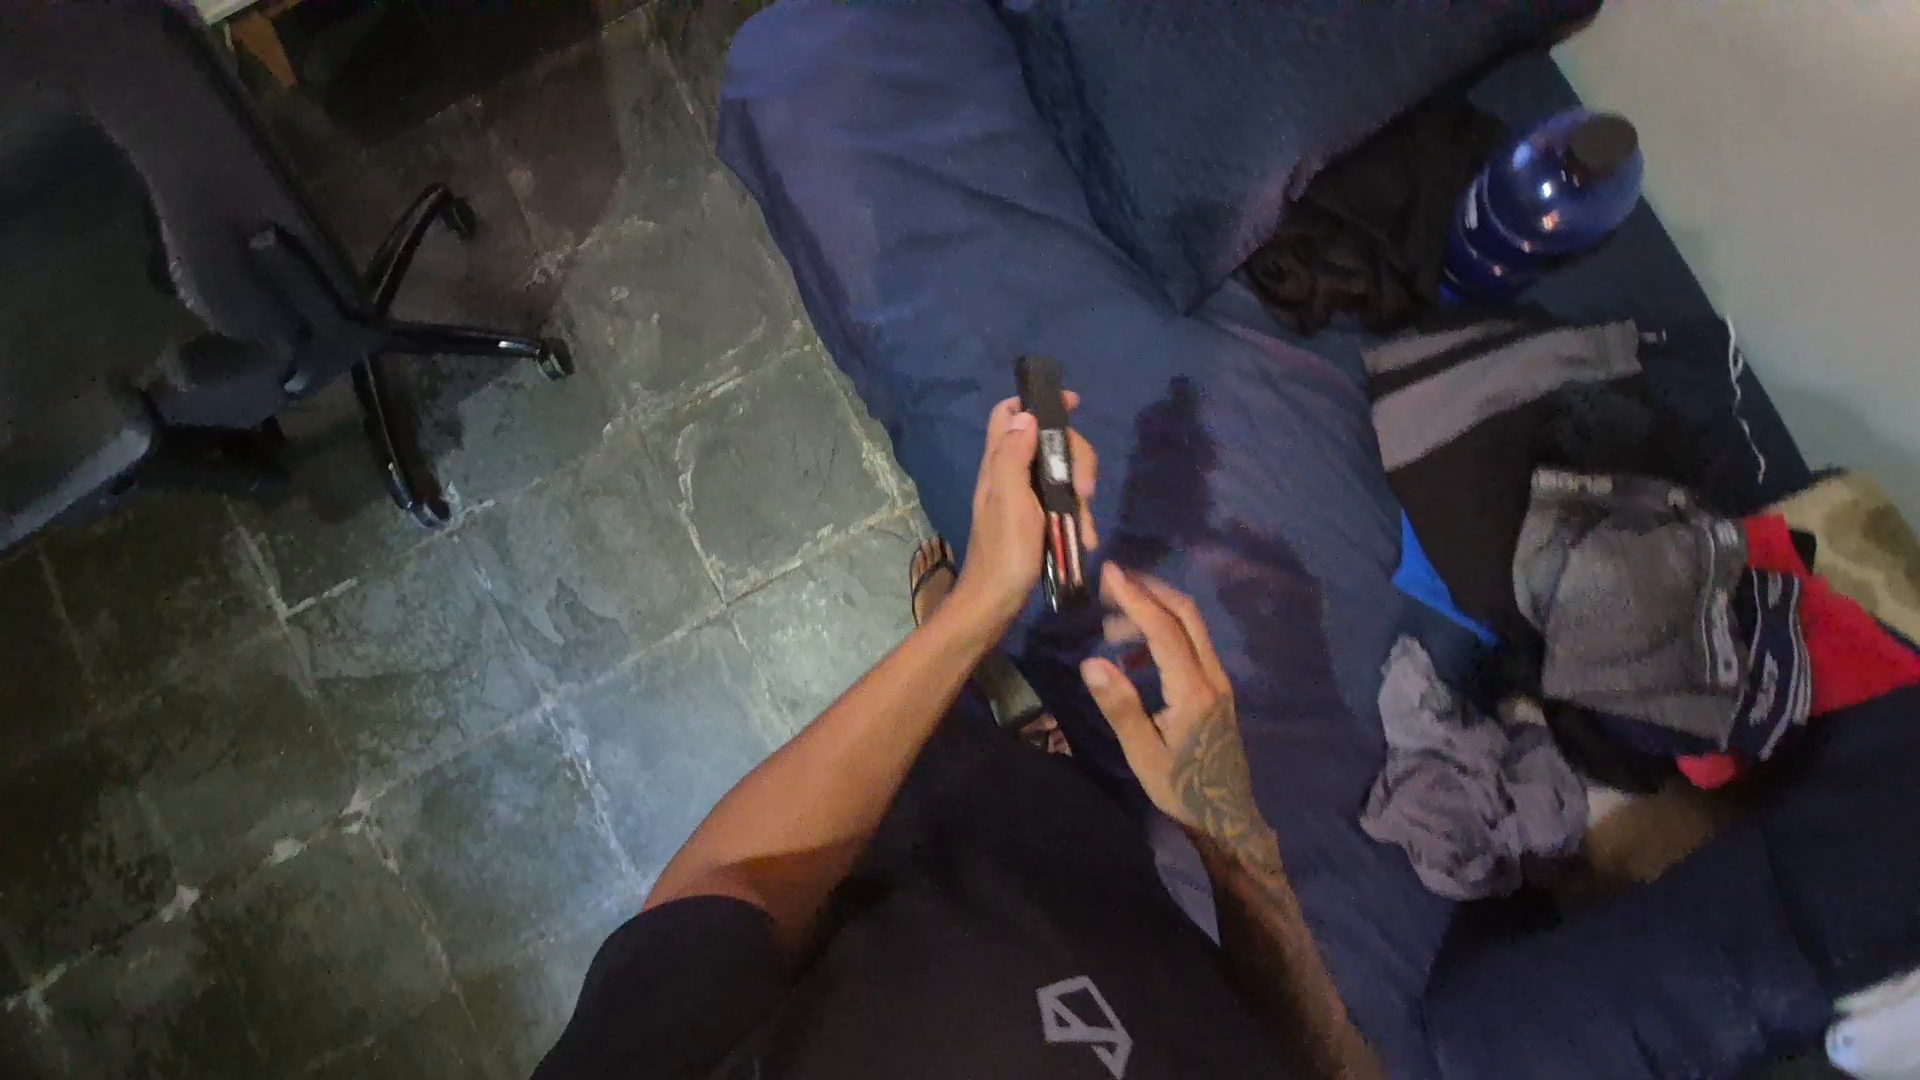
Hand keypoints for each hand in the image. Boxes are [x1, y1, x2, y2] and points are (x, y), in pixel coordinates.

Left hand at [951, 393, 1097, 628]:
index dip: (1038, 403)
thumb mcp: (1009, 499)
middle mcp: (1010, 474)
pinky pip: (1064, 505)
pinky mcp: (1037, 519)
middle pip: (1050, 442)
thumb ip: (1012, 455)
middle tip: (1086, 491)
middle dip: (1077, 459)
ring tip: (1086, 528)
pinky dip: (1078, 519)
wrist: (997, 601)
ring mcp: (1025, 497)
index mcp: (998, 463)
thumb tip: (1027, 415)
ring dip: (1081, 498)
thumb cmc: (1004, 551)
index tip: (1073, 407)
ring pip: (1063, 475)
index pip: (1009, 413)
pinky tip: (1085, 539)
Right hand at [1080, 565, 1279, 873]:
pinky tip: (1134, 658)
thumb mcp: (1142, 753)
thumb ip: (1120, 706)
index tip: (1109, 573)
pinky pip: (1190, 644)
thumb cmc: (1179, 789)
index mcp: (1193, 690)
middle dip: (1148, 591)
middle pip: (1186, 614)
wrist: (1225, 816)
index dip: (1136, 598)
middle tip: (1109, 586)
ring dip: (1152, 613)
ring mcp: (1218, 680)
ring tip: (1111, 630)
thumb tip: (1091, 661)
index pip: (1164, 629)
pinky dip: (1162, 634)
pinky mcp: (1215, 687)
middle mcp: (1212, 676)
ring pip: (1190, 626)